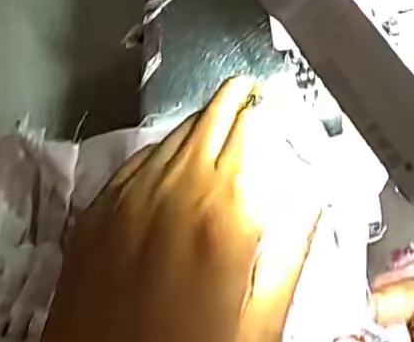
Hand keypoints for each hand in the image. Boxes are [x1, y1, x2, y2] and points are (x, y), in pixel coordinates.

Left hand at [44, 77, 320, 341]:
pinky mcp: (96, 213)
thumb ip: (294, 252)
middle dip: (240, 97)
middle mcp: (178, 188)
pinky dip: (164, 151)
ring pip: (177, 128)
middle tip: (253, 96)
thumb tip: (317, 205)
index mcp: (227, 208)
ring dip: (204, 122)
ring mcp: (131, 196)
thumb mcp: (261, 318)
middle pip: (215, 110)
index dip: (272, 109)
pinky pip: (139, 158)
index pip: (254, 122)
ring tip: (219, 129)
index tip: (280, 111)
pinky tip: (174, 165)